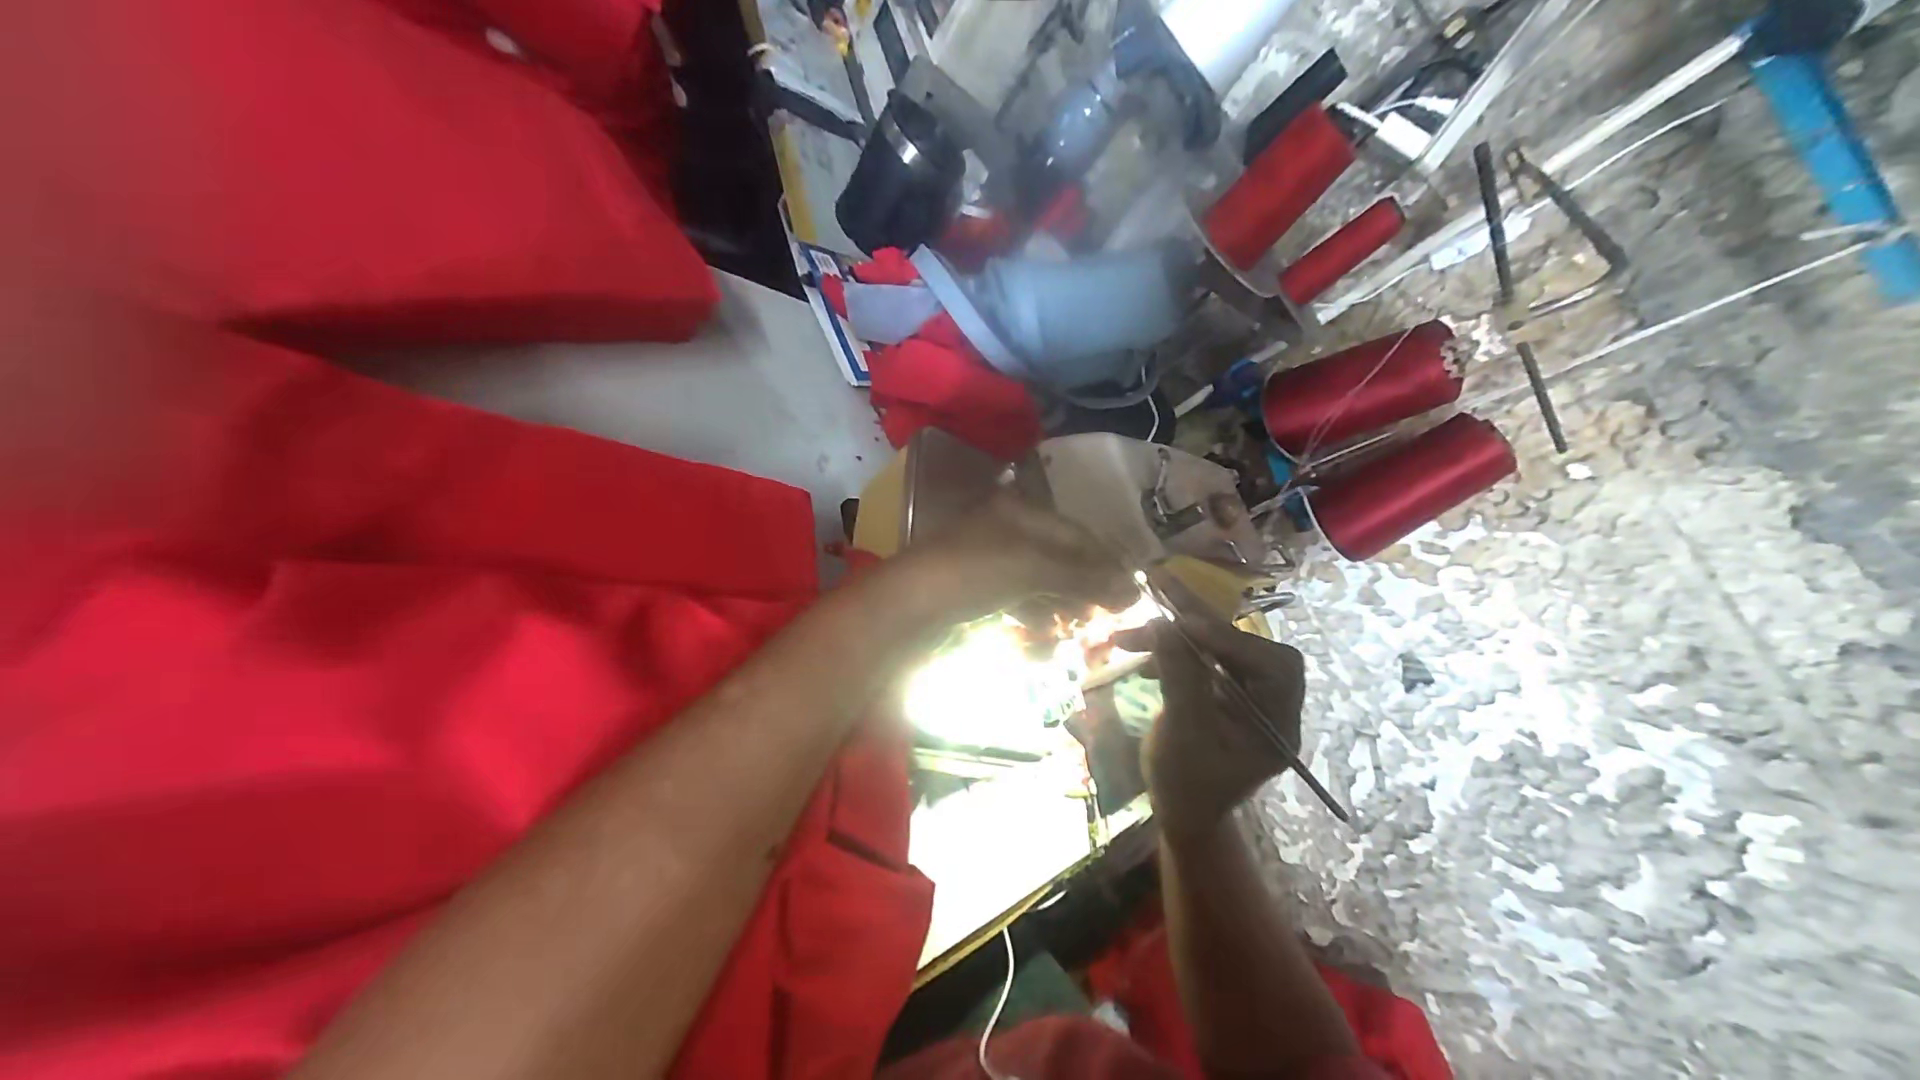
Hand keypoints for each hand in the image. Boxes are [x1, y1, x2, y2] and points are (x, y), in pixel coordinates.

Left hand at [896, 491, 1136, 623]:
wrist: (906, 605)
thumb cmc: (975, 572)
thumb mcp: (1034, 569)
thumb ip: (1085, 579)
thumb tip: (1134, 593)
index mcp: (1018, 510)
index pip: (1076, 533)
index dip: (1107, 562)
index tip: (1132, 593)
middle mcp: (1004, 528)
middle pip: (1058, 556)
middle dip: (1086, 585)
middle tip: (1109, 615)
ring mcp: (986, 558)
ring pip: (1038, 579)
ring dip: (1062, 602)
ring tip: (1081, 626)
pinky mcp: (972, 588)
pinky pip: (1015, 597)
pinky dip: (1034, 613)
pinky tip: (1045, 633)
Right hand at [1115, 579, 1305, 839]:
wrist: (1181, 812)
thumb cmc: (1186, 785)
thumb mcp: (1182, 735)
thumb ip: (1179, 678)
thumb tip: (1164, 624)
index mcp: (1279, 723)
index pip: (1272, 666)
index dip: (1230, 639)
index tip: (1182, 624)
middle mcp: (1272, 703)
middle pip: (1246, 647)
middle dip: (1201, 624)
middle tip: (1161, 594)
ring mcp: (1247, 696)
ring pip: (1220, 648)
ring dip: (1177, 635)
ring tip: (1130, 633)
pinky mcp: (1223, 692)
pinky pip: (1204, 658)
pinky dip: (1173, 650)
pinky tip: (1142, 653)